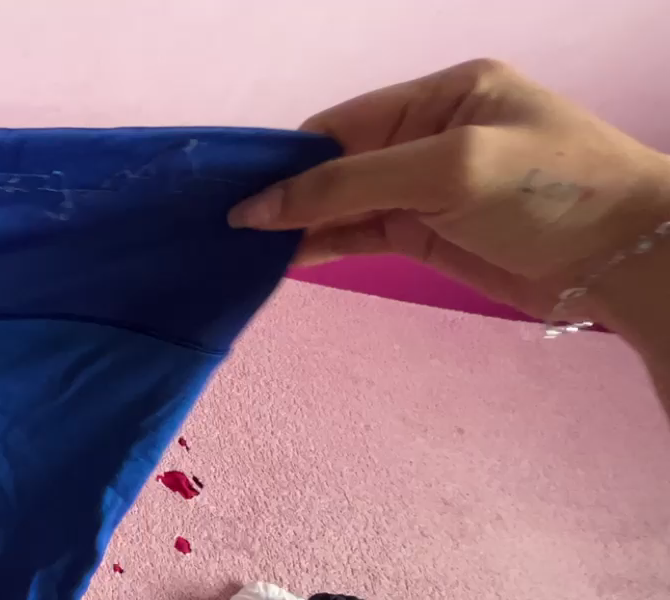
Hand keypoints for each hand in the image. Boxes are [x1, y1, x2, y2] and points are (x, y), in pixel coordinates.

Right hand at [228, 59, 669, 319]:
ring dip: (287, 229)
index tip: (228, 199)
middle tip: (220, 231)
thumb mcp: (443, 171)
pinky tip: (272, 264)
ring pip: (330, 206)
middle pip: (326, 167)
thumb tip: (249, 212)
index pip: (335, 126)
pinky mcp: (410, 231)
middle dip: (277, 198)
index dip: (281, 162)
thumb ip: (342, 187)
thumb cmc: (543, 192)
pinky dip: (308, 249)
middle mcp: (421, 136)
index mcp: (438, 97)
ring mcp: (414, 187)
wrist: (618, 256)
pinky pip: (344, 235)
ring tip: (234, 252)